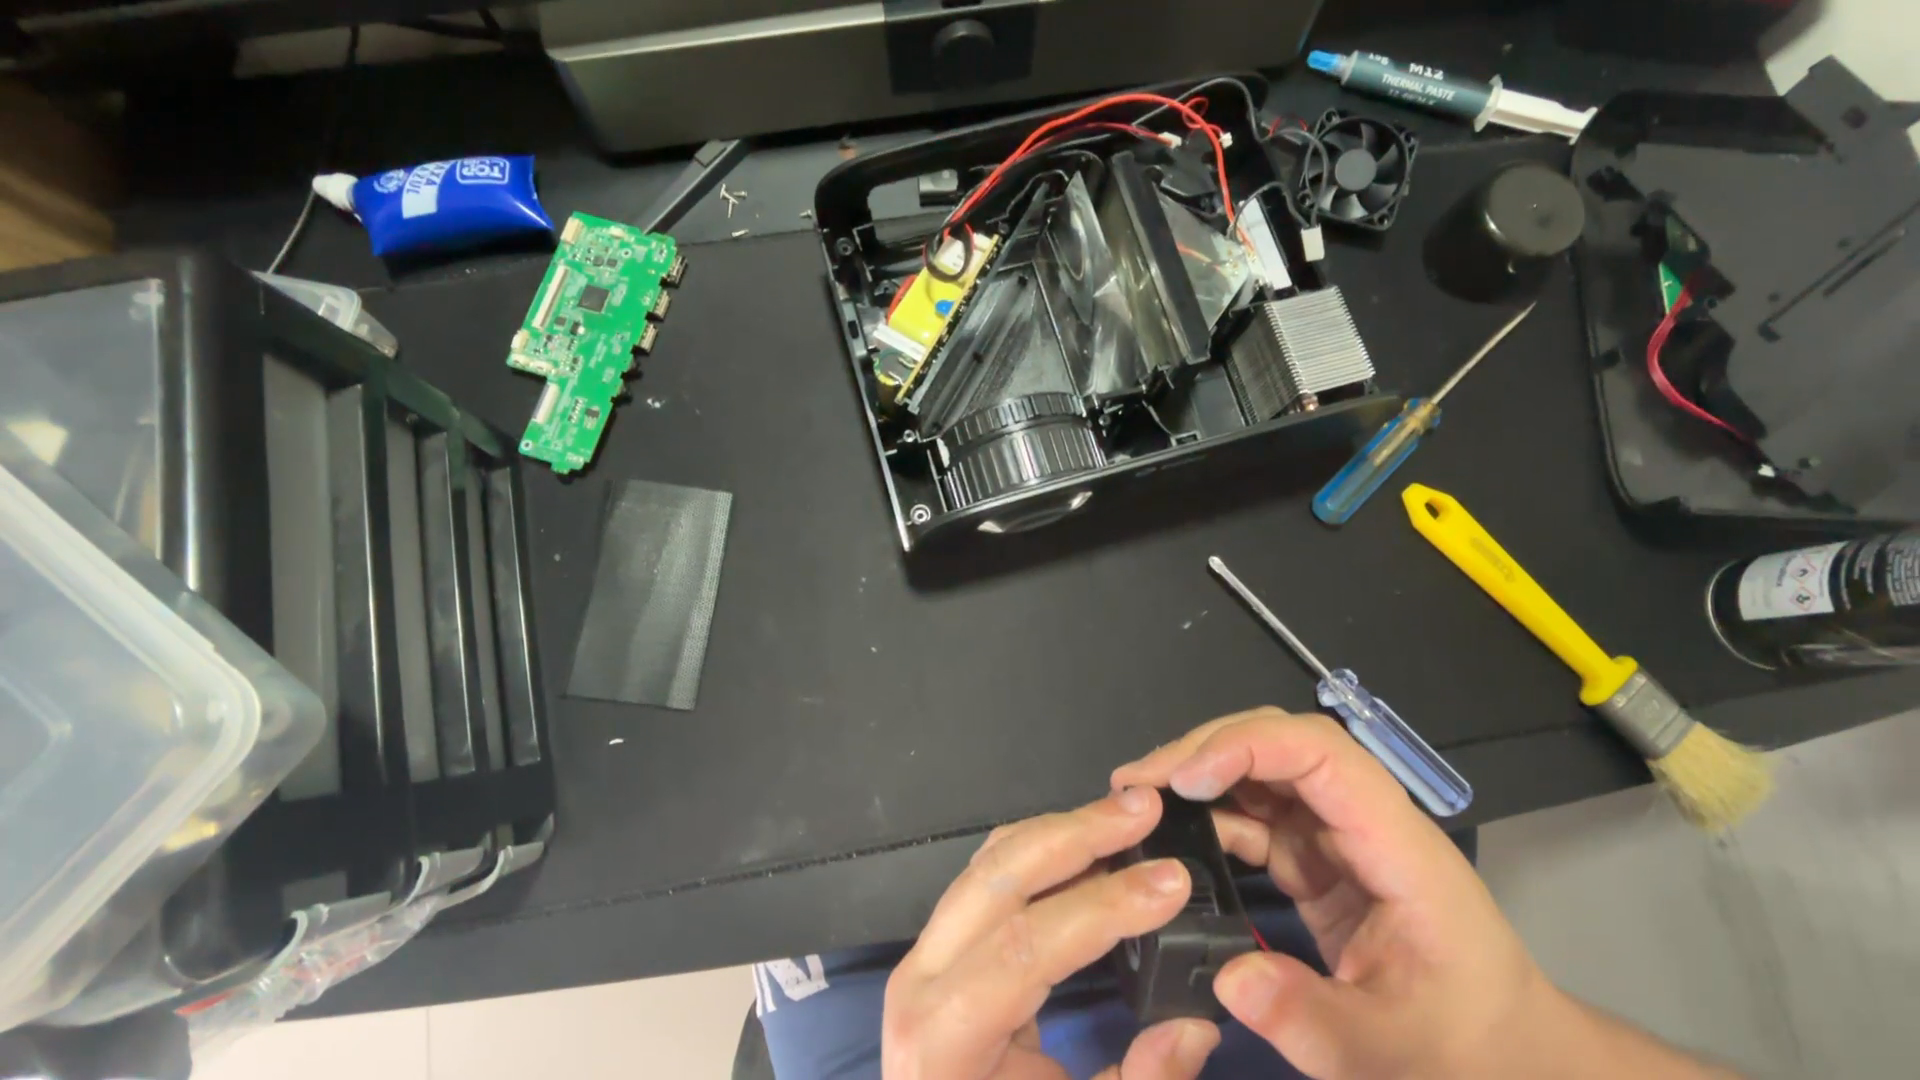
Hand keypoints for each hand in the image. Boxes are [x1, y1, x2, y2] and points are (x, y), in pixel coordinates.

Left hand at [883, 787, 1222, 1079]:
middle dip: (1076, 836)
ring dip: (1062, 830)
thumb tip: (1194, 1022)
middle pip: (996, 880)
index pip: (1022, 952)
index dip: (1101, 909)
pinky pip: (990, 875)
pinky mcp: (942, 941)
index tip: (1173, 882)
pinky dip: (1043, 848)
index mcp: (941, 1038)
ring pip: (989, 862)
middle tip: (1146, 808)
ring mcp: (926, 952)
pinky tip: (1091, 840)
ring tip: (1128, 813)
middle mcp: (921, 977)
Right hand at [1111, 708, 1558, 1078]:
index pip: (1322, 756)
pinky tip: (1171, 835)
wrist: (1510, 1059)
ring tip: (1137, 799)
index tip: (1183, 780)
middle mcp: (1363, 824)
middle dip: (1208, 749)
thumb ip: (1311, 1019)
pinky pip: (1256, 820)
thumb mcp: (1391, 1052)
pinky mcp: (1315, 862)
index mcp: (1396, 846)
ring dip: (1200, 775)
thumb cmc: (1469, 1050)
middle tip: (1137, 781)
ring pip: (1263, 773)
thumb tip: (1225, 976)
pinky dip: (1210, 817)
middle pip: (1284, 745)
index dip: (1249, 748)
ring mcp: (1337, 839)